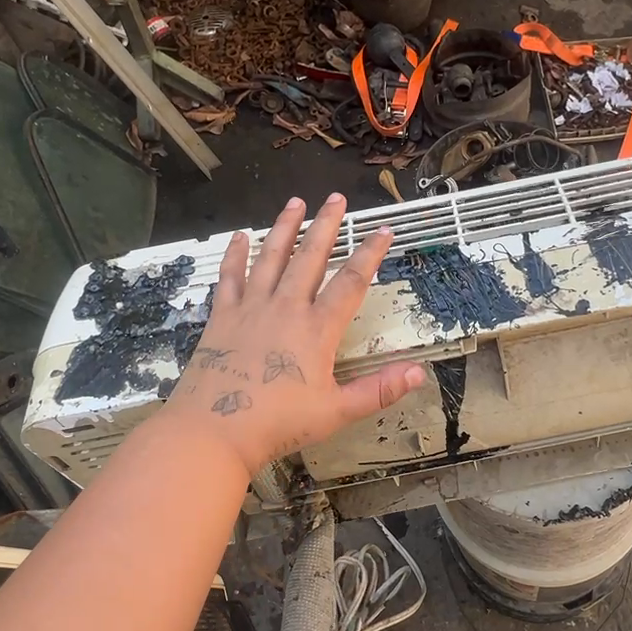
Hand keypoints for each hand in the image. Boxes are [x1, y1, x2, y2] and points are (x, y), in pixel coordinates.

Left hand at [155, 194, 425, 474]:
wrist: (213, 432)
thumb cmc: (278, 424)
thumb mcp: (336, 412)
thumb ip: (378, 391)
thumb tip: (418, 374)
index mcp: (317, 329)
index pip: (351, 282)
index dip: (370, 254)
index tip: (383, 230)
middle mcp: (286, 308)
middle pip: (310, 257)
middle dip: (326, 225)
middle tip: (336, 198)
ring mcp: (251, 308)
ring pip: (271, 257)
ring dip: (285, 227)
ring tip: (295, 202)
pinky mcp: (222, 316)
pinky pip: (230, 277)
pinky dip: (235, 255)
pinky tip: (240, 236)